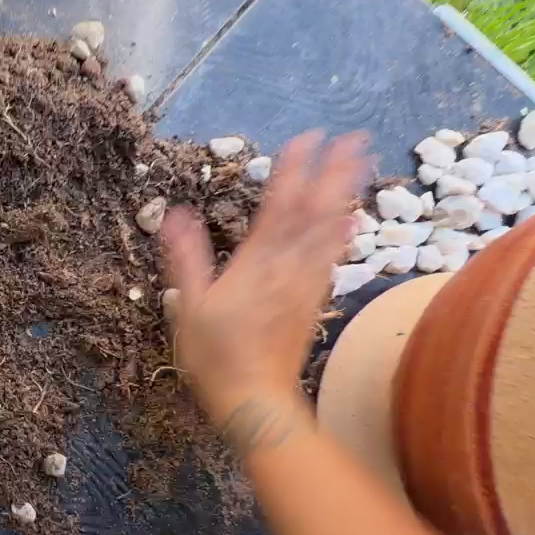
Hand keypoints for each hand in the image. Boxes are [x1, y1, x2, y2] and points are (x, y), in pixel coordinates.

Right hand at [160, 131, 369, 434]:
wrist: (254, 396)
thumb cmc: (214, 354)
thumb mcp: (190, 305)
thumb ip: (186, 257)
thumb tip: (175, 214)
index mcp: (253, 264)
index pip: (276, 208)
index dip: (291, 172)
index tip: (305, 139)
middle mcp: (286, 267)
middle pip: (312, 212)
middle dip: (331, 174)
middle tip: (351, 138)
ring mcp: (303, 283)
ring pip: (328, 230)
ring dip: (344, 195)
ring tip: (359, 164)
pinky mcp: (311, 299)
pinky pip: (331, 259)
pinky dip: (343, 235)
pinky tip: (352, 221)